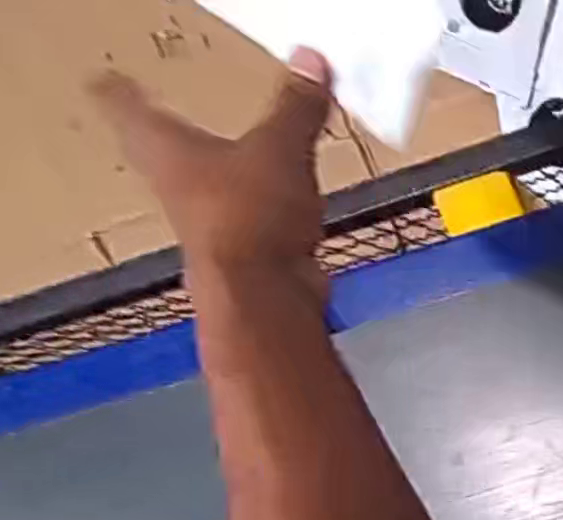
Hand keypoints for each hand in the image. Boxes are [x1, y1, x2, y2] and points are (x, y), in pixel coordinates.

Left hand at [90, 48, 332, 275]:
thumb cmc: (252, 210)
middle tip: (182, 116)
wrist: (265, 285)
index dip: (121, 83)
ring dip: (217, 172)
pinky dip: (257, 205)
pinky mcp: (240, 243)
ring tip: (240, 161)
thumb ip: (296, 107)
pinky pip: (244, 212)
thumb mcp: (281, 151)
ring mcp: (202, 212)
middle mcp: (166, 172)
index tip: (125, 74)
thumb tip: (311, 58)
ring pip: (200, 180)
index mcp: (156, 138)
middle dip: (169, 131)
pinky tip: (280, 205)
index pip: (118, 96)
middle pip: (155, 141)